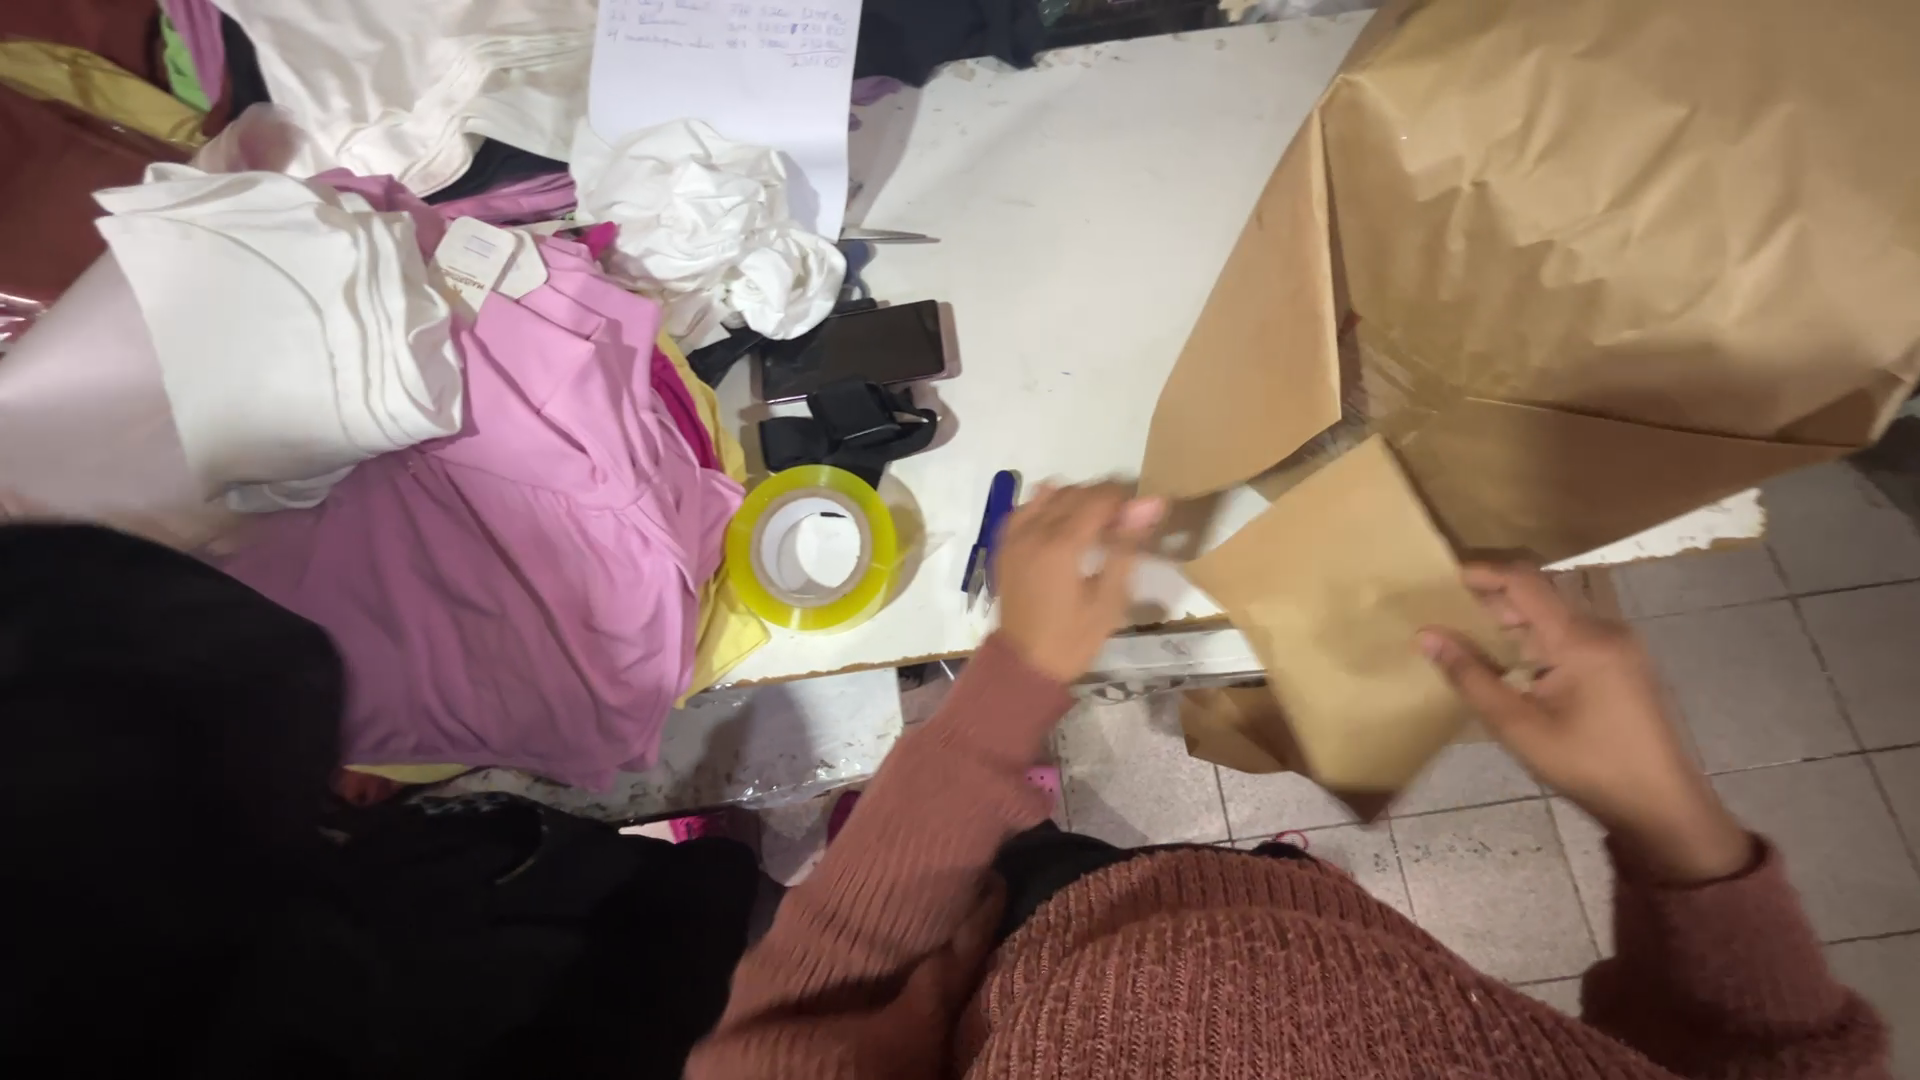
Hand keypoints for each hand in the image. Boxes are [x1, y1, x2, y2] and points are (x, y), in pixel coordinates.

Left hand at [992, 482, 1164, 683]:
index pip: (1099, 498)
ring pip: (1049, 494)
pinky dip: (1046, 506)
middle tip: (1123, 523)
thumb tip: (1151, 503)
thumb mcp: (1110, 600)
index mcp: (1061, 545)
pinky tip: (1060, 526)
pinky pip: (1026, 508)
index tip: (1141, 512)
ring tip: (1094, 525)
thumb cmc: (1074, 639)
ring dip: (1075, 499)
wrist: (1025, 664)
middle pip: (1075, 492)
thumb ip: (1127, 547)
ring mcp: (1014, 536)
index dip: (1125, 497)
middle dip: (1103, 498)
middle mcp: (1033, 531)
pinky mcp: (1004, 545)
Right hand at [1418, 563, 1752, 884]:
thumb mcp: (1515, 724)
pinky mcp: (1621, 662)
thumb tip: (1425, 633)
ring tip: (1466, 637)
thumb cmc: (1587, 765)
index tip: (1440, 579)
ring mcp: (1618, 646)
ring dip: (1509, 618)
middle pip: (1537, 593)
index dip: (1482, 572)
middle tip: (1443, 613)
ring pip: (1551, 612)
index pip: (1524, 581)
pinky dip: (1531, 635)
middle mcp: (1604, 630)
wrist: (1665, 809)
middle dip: (1488, 597)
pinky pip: (1567, 631)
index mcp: (1581, 640)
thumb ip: (1468, 674)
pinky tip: (1508, 661)